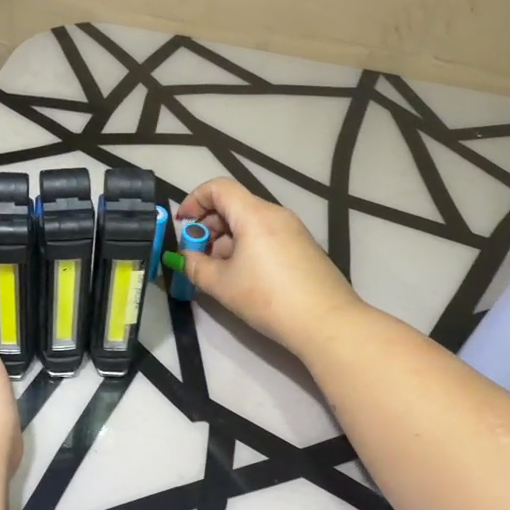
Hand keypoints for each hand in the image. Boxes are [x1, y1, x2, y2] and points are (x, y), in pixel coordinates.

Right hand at [174, 177, 363, 354]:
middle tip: (195, 254)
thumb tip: (185, 257)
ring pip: (249, 223)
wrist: (326, 322)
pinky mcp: (303, 247)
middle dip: (208, 226)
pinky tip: (243, 277)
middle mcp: (275, 214)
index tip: (182, 224)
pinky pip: (266, 236)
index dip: (194, 200)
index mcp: (254, 215)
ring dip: (226, 240)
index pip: (218, 187)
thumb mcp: (221, 285)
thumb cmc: (268, 298)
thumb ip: (195, 266)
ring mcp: (293, 230)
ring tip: (217, 271)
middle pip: (233, 205)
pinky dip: (246, 247)